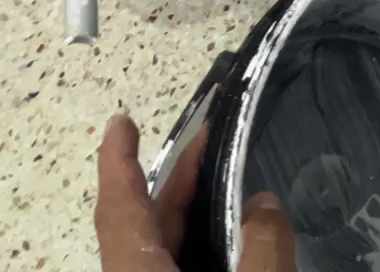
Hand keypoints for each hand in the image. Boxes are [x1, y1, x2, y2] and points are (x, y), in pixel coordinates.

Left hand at [96, 113, 296, 270]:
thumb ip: (263, 245)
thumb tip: (262, 202)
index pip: (120, 209)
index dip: (116, 163)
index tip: (121, 122)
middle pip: (149, 221)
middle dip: (180, 174)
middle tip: (213, 135)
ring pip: (166, 247)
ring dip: (195, 207)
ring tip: (232, 178)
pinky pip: (180, 265)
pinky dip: (203, 240)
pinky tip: (240, 238)